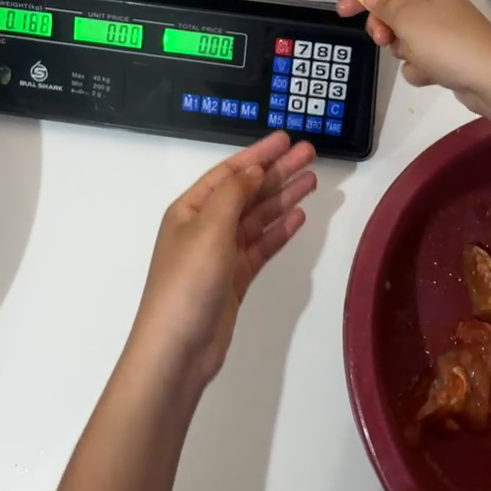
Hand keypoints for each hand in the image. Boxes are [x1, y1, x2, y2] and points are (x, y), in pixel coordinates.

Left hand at [128, 131, 317, 388]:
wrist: (177, 351)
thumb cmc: (188, 282)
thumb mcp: (209, 228)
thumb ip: (235, 194)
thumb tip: (254, 169)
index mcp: (190, 209)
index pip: (230, 172)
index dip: (258, 154)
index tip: (286, 139)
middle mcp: (205, 226)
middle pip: (247, 191)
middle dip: (277, 172)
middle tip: (310, 154)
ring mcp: (220, 254)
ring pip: (257, 217)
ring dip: (282, 197)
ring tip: (312, 181)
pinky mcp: (234, 279)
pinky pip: (261, 246)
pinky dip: (279, 231)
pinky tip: (298, 217)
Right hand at [337, 0, 490, 115]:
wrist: (490, 78)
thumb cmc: (446, 41)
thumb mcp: (407, 18)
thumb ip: (384, 5)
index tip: (341, 12)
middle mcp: (434, 2)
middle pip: (392, 9)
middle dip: (384, 27)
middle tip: (384, 40)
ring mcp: (441, 30)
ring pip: (403, 37)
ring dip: (404, 51)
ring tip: (418, 58)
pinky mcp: (446, 55)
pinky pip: (418, 58)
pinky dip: (420, 67)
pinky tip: (431, 73)